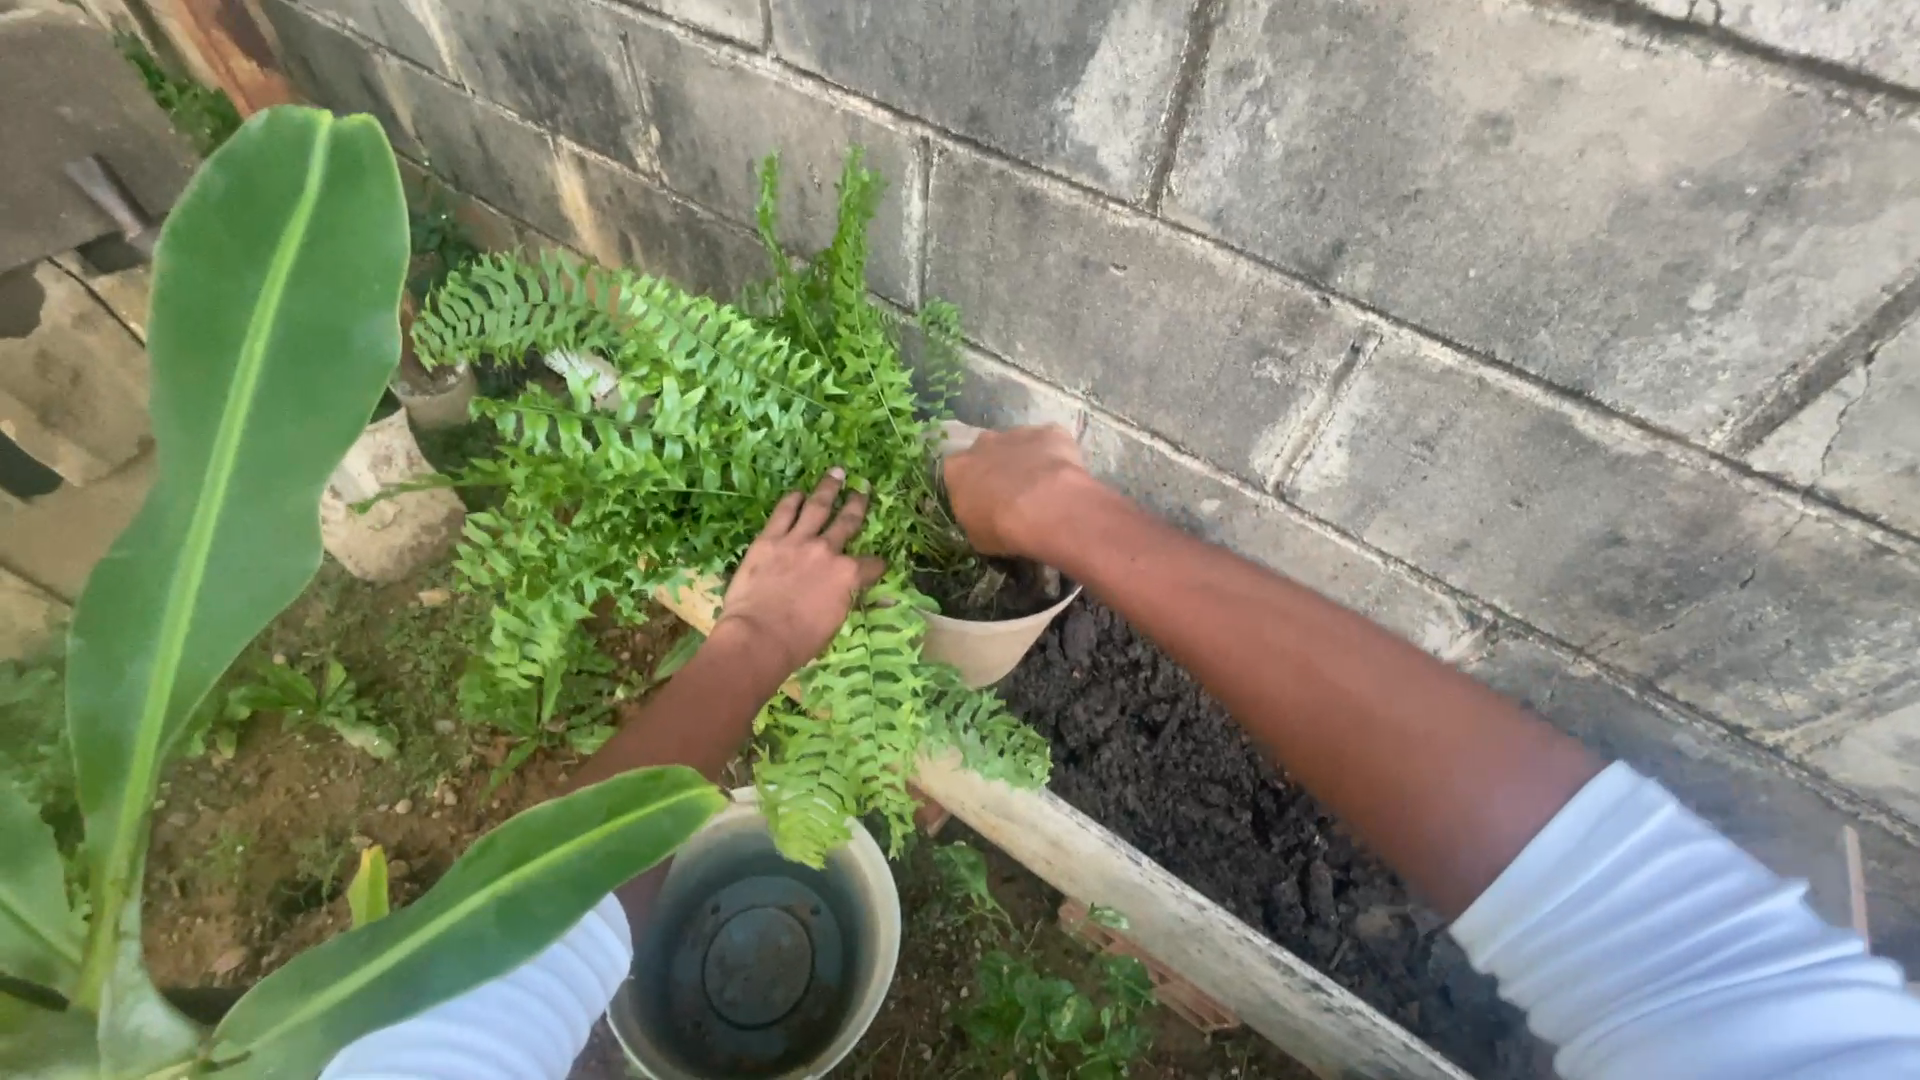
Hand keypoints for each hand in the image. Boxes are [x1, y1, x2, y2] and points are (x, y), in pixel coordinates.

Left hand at [717, 469, 886, 675]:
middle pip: (848, 522)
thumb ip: (843, 599)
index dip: (878, 565)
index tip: (878, 564)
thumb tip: (848, 593)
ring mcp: (797, 541)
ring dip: (828, 489)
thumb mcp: (835, 622)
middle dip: (858, 504)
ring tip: (836, 473)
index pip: (873, 565)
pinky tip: (796, 493)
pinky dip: (791, 501)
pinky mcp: (769, 540)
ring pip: (817, 507)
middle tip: (863, 488)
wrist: (760, 637)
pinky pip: (783, 513)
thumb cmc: (800, 641)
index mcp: (848, 575)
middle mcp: (828, 550)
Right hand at [942, 425, 1099, 557]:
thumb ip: (976, 519)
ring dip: (1027, 461)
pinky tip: (1065, 478)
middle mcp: (983, 444)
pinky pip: (1051, 442)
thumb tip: (984, 518)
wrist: (1045, 508)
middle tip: (1014, 494)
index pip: (958, 474)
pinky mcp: (1050, 432)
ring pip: (1019, 444)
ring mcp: (1017, 434)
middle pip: (987, 452)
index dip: (972, 488)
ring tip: (1044, 488)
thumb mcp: (977, 536)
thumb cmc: (1002, 528)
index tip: (984, 503)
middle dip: (998, 468)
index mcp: (957, 468)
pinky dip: (1056, 456)